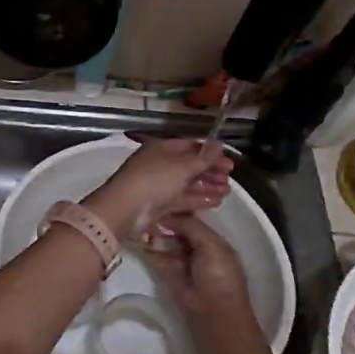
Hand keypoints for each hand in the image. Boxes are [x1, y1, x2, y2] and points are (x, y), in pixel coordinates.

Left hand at [83, 136, 233, 237]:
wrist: (124, 209)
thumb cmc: (153, 180)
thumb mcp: (181, 166)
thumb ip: (203, 158)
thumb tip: (219, 144)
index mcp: (162, 149)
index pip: (190, 147)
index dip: (210, 154)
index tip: (229, 163)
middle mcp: (160, 165)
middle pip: (190, 166)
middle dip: (210, 172)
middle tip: (230, 180)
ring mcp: (158, 185)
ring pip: (187, 184)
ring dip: (207, 187)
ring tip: (227, 192)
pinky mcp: (158, 204)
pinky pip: (182, 199)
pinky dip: (198, 200)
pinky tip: (215, 202)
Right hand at [144, 213, 251, 325]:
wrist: (213, 312)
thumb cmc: (218, 275)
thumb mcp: (211, 245)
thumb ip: (191, 226)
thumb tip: (170, 214)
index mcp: (213, 241)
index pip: (193, 221)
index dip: (179, 212)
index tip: (161, 202)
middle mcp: (197, 249)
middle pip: (178, 231)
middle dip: (165, 224)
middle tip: (149, 214)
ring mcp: (182, 262)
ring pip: (167, 244)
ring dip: (157, 236)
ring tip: (144, 227)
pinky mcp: (169, 275)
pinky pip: (159, 259)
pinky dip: (151, 251)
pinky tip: (143, 241)